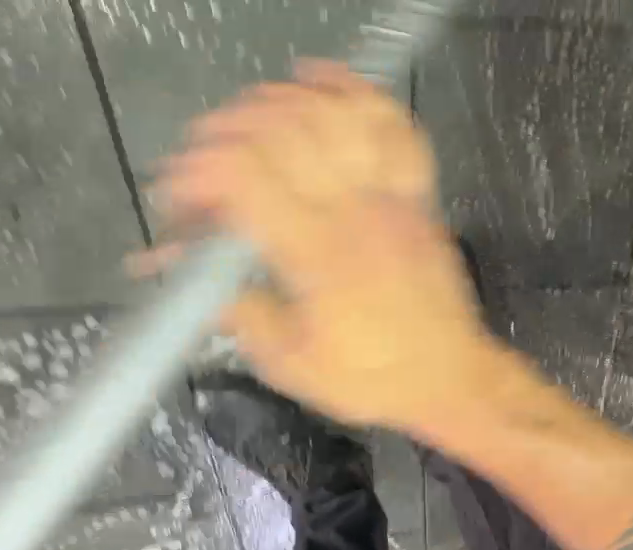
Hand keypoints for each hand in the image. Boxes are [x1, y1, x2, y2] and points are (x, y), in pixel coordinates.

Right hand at [152, 62, 528, 433]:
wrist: (451, 379)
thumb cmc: (379, 378)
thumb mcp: (293, 365)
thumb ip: (241, 315)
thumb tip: (200, 284)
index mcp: (316, 256)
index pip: (241, 174)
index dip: (194, 172)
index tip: (180, 197)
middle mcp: (353, 214)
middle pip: (278, 128)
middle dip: (222, 131)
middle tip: (204, 162)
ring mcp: (390, 199)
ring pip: (332, 114)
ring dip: (279, 104)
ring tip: (249, 125)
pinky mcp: (417, 198)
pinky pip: (393, 125)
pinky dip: (356, 94)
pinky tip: (322, 87)